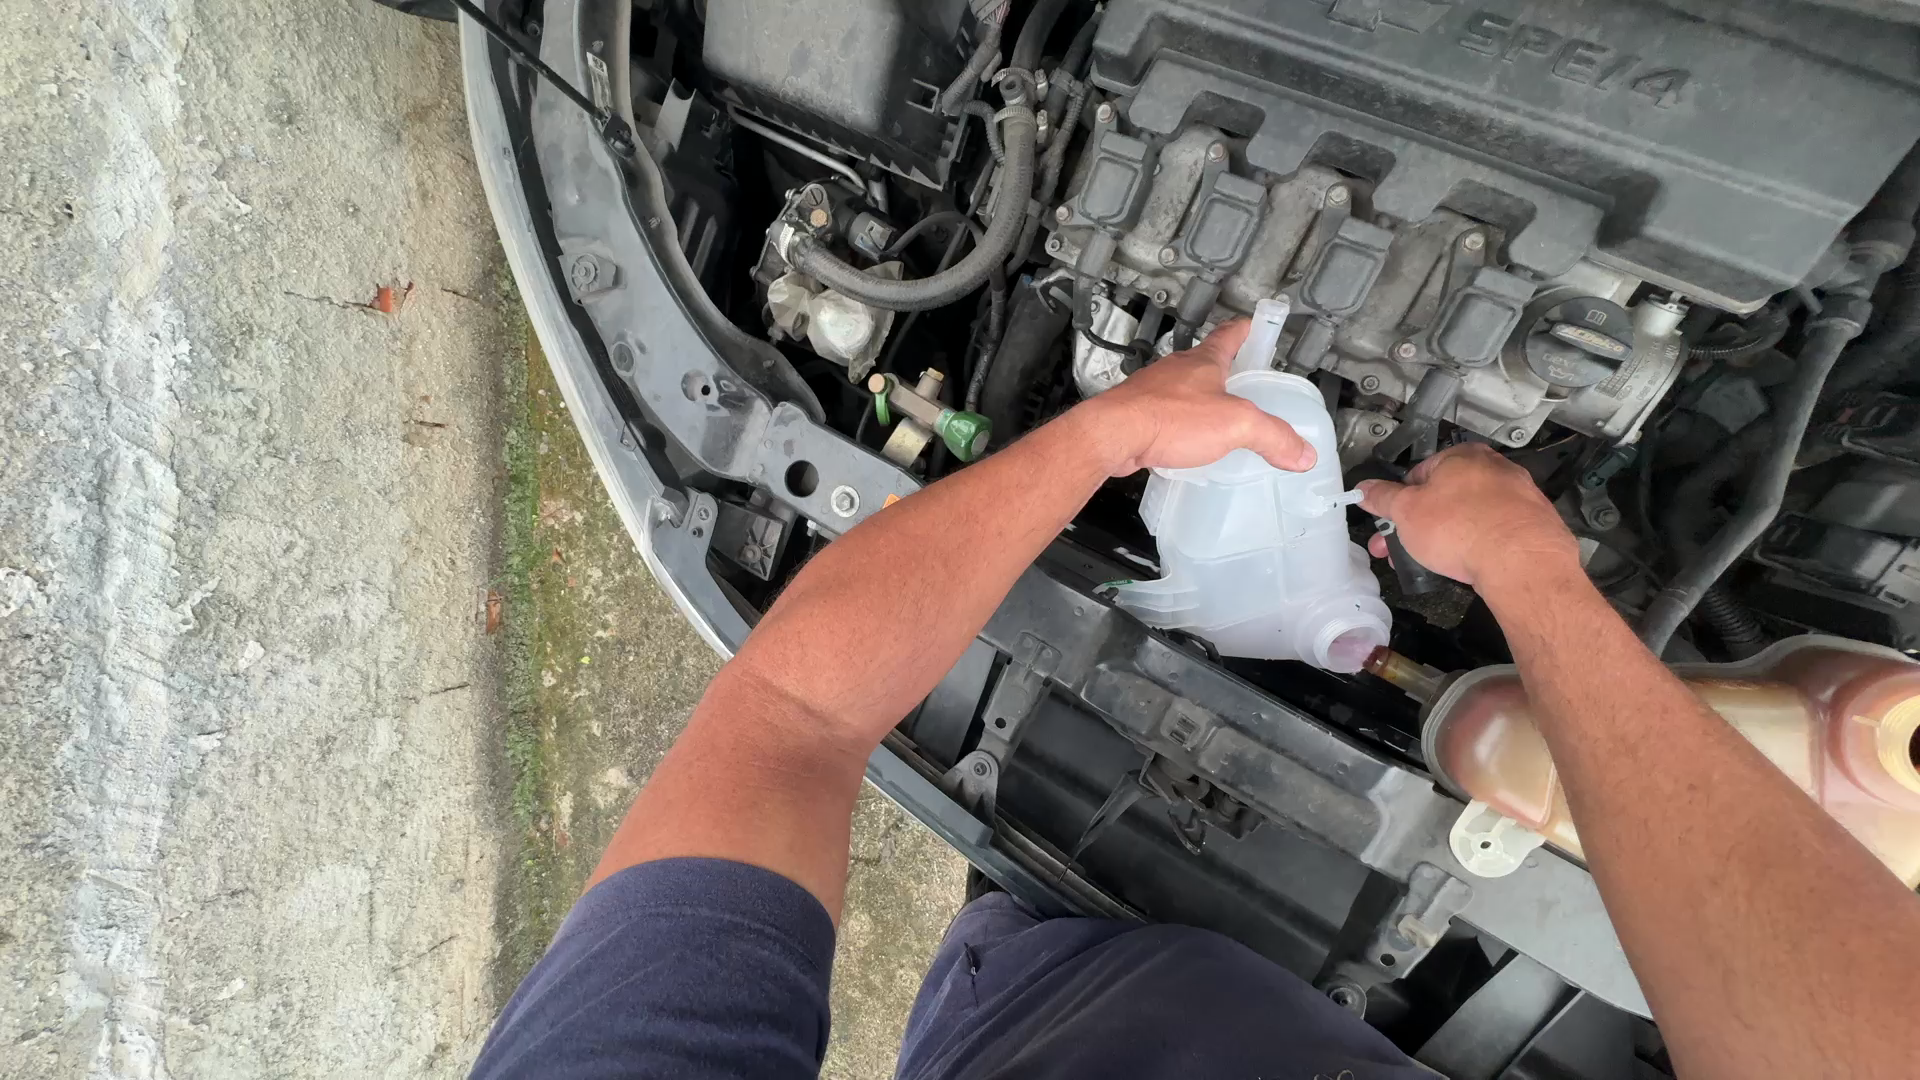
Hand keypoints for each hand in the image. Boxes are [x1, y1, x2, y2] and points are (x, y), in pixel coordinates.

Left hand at [1080, 320, 1315, 475]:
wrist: (1114, 434)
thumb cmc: (1169, 418)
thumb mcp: (1236, 425)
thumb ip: (1273, 437)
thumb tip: (1302, 453)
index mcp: (1204, 362)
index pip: (1231, 335)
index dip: (1247, 330)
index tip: (1255, 327)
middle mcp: (1176, 371)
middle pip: (1205, 363)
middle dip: (1224, 372)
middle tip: (1241, 385)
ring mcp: (1152, 392)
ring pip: (1181, 391)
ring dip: (1197, 401)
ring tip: (1214, 420)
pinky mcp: (1135, 415)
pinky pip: (1162, 416)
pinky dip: (1176, 426)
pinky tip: (1181, 444)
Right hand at [1357, 443, 1579, 588]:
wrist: (1520, 562)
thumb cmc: (1463, 528)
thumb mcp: (1405, 511)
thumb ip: (1381, 497)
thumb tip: (1366, 490)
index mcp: (1461, 457)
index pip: (1417, 473)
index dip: (1398, 500)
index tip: (1390, 520)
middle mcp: (1493, 469)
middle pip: (1442, 496)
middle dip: (1416, 523)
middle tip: (1400, 545)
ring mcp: (1516, 496)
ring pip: (1465, 515)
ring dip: (1442, 536)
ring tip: (1426, 560)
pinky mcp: (1530, 524)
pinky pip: (1490, 530)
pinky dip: (1472, 543)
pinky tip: (1460, 561)